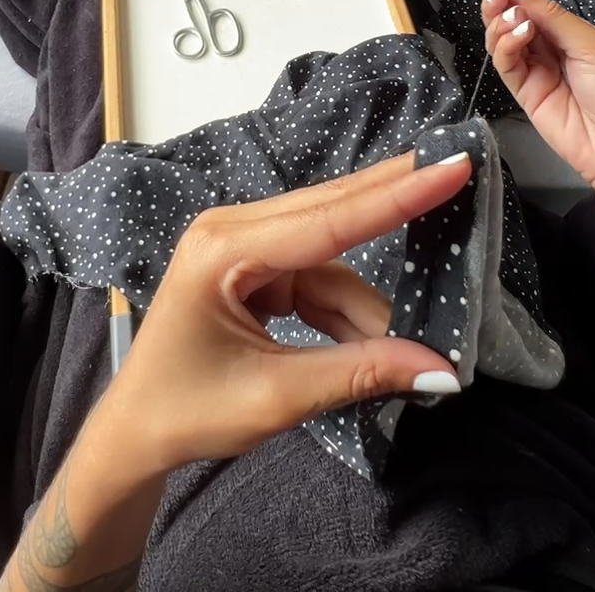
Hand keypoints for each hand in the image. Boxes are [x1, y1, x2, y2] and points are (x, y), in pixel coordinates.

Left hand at [86, 153, 470, 481]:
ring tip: (410, 347)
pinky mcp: (256, 266)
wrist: (135, 430)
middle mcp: (233, 230)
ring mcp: (244, 245)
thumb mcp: (276, 397)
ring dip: (368, 304)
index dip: (396, 195)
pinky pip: (318, 277)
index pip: (327, 218)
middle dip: (396, 199)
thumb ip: (359, 373)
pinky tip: (374, 344)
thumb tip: (441, 371)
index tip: (449, 165)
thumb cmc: (186, 411)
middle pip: (331, 211)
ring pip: (332, 257)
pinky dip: (347, 312)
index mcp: (224, 249)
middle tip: (459, 171)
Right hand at [483, 0, 594, 192]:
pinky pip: (506, 66)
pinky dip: (505, 47)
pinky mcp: (524, 95)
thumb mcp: (592, 43)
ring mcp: (535, 74)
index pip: (535, 10)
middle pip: (512, 25)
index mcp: (571, 36)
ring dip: (500, 26)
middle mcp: (550, 52)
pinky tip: (517, 34)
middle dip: (500, 7)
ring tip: (513, 19)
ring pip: (503, 44)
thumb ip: (551, 16)